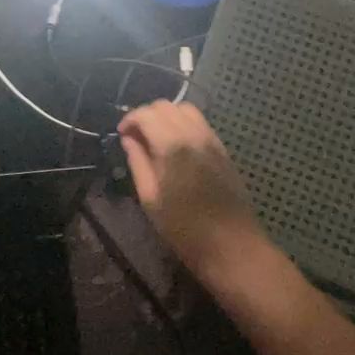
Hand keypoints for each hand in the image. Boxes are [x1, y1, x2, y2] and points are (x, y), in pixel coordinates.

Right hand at [117, 101, 267, 274]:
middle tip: (136, 137)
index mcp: (172, 145)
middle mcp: (194, 134)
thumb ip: (138, 162)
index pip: (146, 114)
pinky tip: (177, 145)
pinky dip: (183, 123)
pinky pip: (200, 123)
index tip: (122, 135)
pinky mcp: (223, 150)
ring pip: (185, 109)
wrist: (233, 248)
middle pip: (166, 106)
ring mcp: (212, 140)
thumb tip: (129, 139)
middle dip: (146, 115)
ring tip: (156, 138)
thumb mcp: (150, 199)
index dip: (130, 120)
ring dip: (166, 116)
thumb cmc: (185, 229)